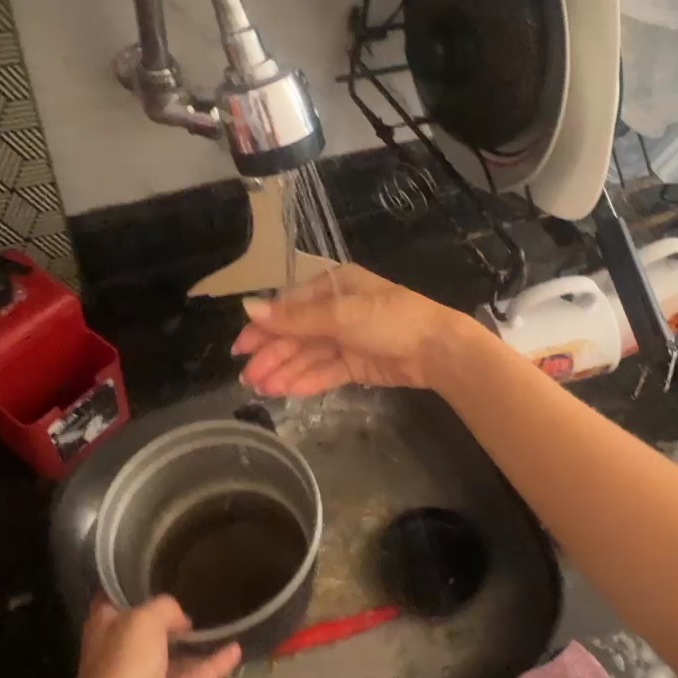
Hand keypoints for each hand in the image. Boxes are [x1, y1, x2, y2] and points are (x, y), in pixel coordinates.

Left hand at [59, 597, 241, 677]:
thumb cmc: (124, 668)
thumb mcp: (145, 621)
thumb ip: (165, 608)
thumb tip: (179, 619)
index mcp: (104, 626)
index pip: (115, 596)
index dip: (133, 583)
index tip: (160, 567)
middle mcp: (116, 650)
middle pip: (145, 626)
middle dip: (169, 613)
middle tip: (199, 591)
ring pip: (169, 654)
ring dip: (195, 642)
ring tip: (226, 621)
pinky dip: (209, 667)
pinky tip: (236, 653)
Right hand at [232, 266, 476, 396]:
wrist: (437, 350)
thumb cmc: (391, 319)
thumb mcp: (341, 314)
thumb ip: (295, 318)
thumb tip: (249, 309)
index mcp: (334, 286)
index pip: (290, 307)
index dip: (264, 328)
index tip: (240, 348)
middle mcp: (338, 310)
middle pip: (297, 334)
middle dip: (272, 355)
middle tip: (248, 378)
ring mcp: (348, 339)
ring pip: (308, 356)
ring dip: (285, 371)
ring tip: (263, 390)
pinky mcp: (357, 364)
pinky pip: (325, 371)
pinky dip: (306, 380)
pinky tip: (286, 391)